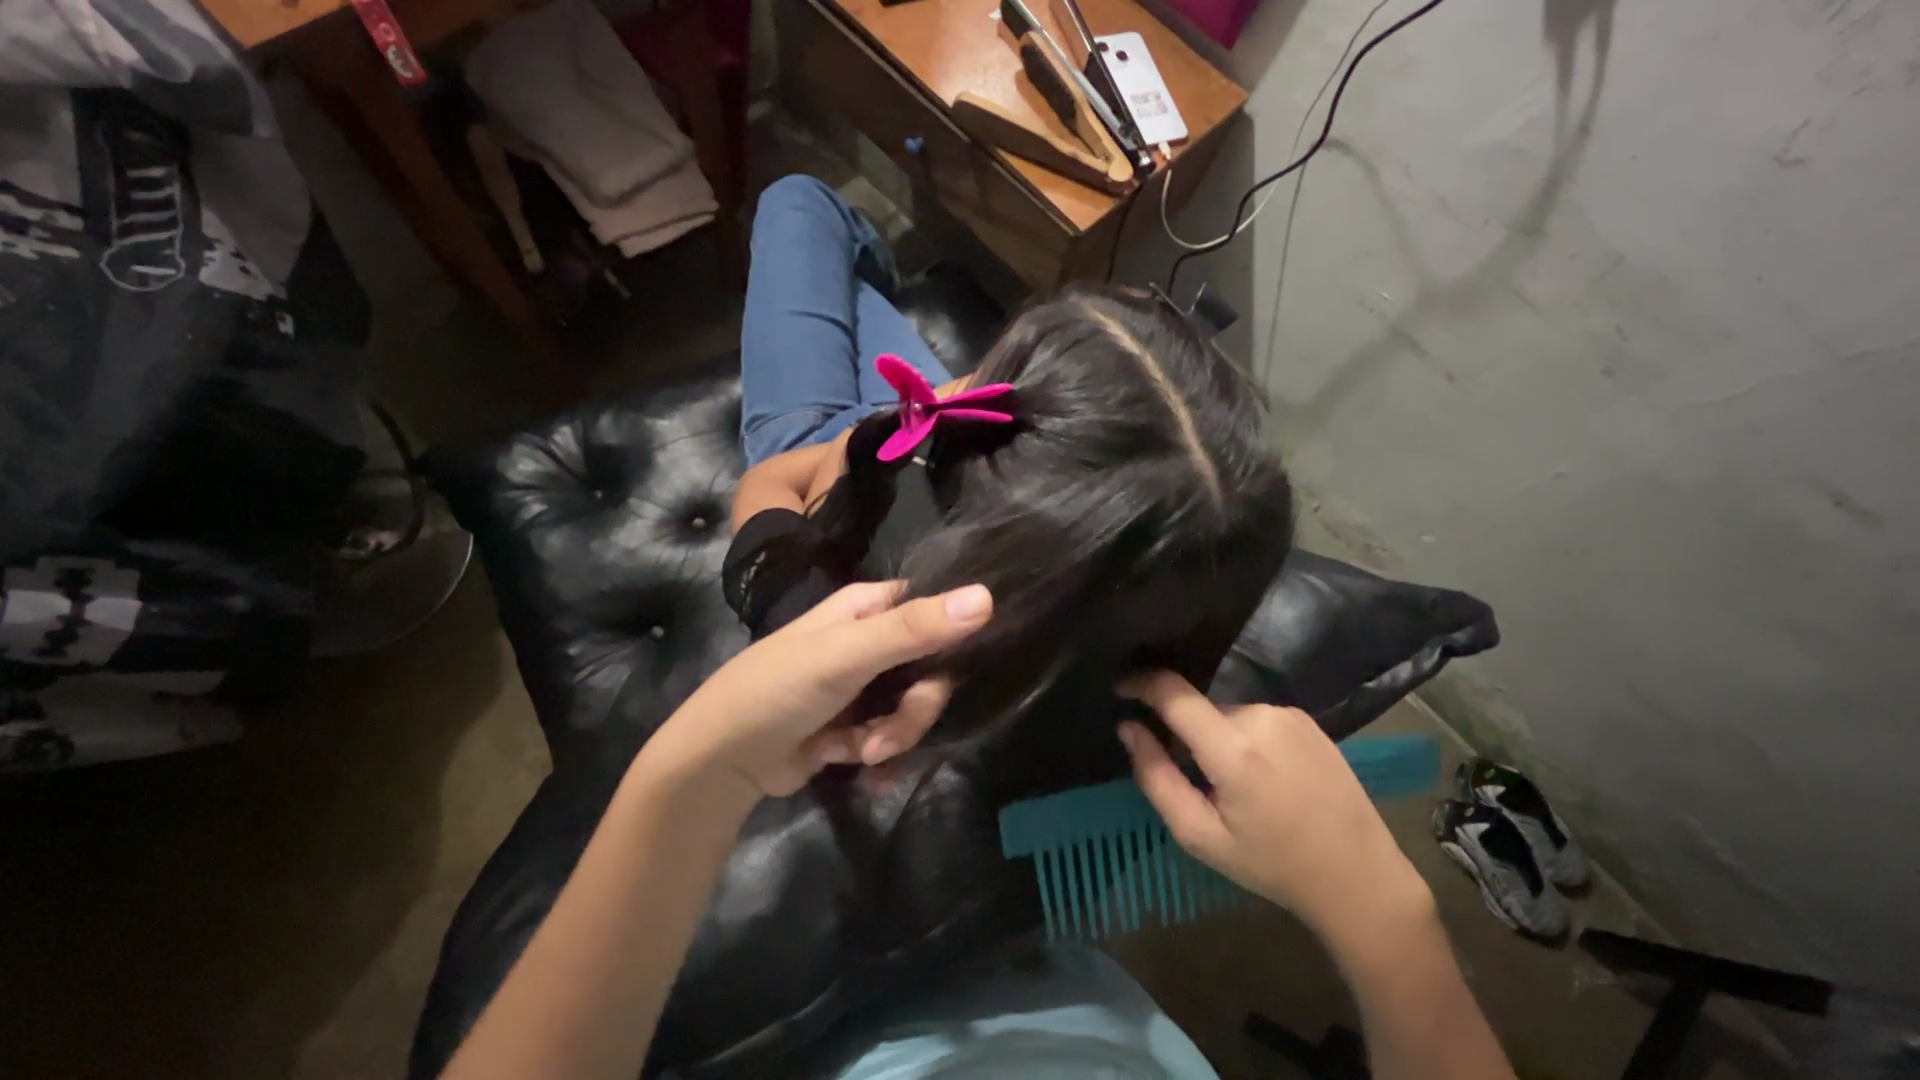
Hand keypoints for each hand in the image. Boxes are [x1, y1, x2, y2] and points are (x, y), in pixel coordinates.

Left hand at [646, 581, 992, 797]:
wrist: (721, 761)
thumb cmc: (779, 688)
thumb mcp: (847, 654)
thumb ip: (914, 628)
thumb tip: (988, 596)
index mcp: (866, 608)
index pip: (931, 607)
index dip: (952, 634)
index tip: (957, 665)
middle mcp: (869, 642)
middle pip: (929, 669)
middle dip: (916, 709)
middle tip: (888, 733)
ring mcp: (861, 687)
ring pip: (913, 709)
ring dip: (894, 736)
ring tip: (862, 754)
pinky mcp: (853, 727)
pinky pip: (891, 737)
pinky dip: (880, 756)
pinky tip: (861, 769)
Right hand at [1117, 672, 1430, 942]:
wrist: (1357, 875)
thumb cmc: (1271, 864)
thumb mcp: (1200, 836)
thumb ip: (1156, 778)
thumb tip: (1128, 729)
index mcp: (1233, 750)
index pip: (1173, 693)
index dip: (1139, 684)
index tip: (1119, 689)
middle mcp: (1261, 717)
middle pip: (1200, 711)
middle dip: (1186, 735)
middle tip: (1195, 783)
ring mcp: (1289, 715)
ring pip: (1228, 715)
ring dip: (1217, 739)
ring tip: (1235, 788)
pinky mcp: (1309, 720)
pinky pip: (1256, 719)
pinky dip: (1245, 740)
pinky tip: (1265, 779)